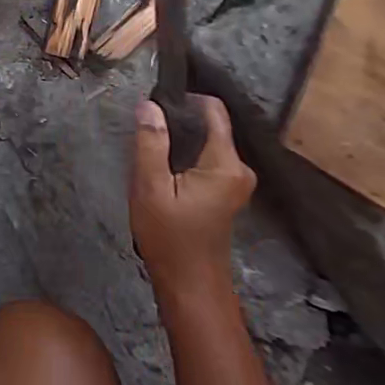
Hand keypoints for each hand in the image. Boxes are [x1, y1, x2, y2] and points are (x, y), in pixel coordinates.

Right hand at [130, 95, 255, 285]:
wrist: (190, 284)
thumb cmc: (170, 237)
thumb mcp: (150, 187)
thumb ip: (151, 143)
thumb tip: (149, 104)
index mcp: (226, 163)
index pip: (214, 110)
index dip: (185, 100)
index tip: (155, 104)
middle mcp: (239, 168)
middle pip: (210, 125)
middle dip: (178, 122)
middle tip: (145, 132)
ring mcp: (235, 181)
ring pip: (206, 142)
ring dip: (180, 141)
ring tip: (150, 148)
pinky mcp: (226, 192)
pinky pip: (206, 159)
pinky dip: (185, 157)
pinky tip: (162, 169)